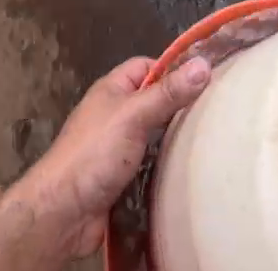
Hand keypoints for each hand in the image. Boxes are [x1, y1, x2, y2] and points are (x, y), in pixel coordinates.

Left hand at [17, 55, 212, 259]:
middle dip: (179, 105)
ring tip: (209, 140)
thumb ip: (168, 92)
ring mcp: (117, 146)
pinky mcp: (122, 175)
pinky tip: (187, 169)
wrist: (63, 213)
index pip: (148, 66)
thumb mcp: (134, 115)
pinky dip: (165, 164)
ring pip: (154, 133)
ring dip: (174, 138)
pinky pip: (150, 162)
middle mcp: (115, 113)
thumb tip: (204, 64)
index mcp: (113, 89)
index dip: (173, 69)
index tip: (205, 79)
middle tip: (214, 112)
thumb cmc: (95, 153)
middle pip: (154, 100)